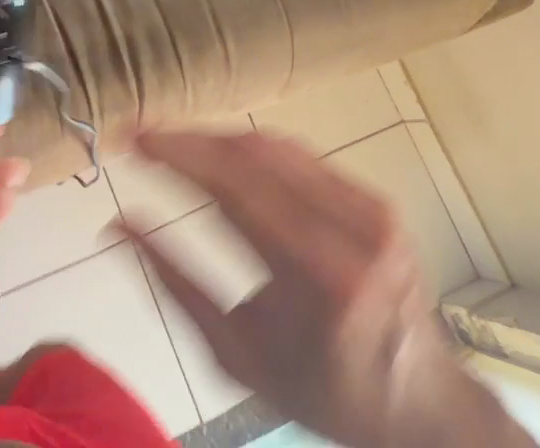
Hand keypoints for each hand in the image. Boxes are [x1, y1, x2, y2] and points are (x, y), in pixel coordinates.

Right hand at [123, 132, 531, 447]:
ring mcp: (372, 209)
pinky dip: (248, 148)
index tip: (131, 139)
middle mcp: (354, 230)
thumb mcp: (236, 355)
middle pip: (251, 155)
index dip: (177, 154)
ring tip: (170, 143)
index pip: (233, 187)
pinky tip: (217, 153)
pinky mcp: (375, 199)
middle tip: (140, 136)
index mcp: (321, 275)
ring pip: (274, 145)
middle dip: (187, 139)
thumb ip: (175, 284)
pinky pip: (299, 155)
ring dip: (214, 138)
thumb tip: (118, 226)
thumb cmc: (322, 390)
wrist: (421, 403)